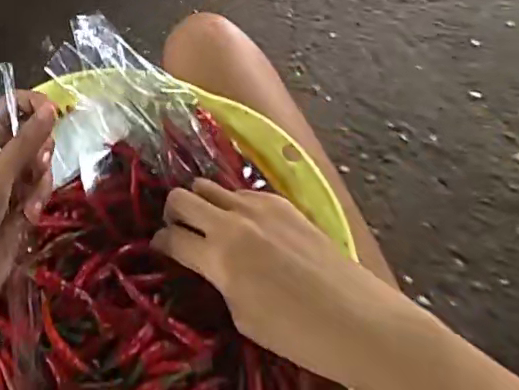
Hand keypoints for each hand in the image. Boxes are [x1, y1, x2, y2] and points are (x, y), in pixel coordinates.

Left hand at [0, 92, 58, 330]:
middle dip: (39, 152)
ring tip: (29, 202)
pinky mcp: (22, 205)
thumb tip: (50, 107)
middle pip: (31, 136)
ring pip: (40, 164)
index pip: (9, 107)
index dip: (31, 105)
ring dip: (40, 182)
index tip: (54, 112)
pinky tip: (30, 216)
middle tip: (37, 166)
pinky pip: (41, 189)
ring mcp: (10, 182)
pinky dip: (39, 201)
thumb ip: (26, 141)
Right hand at [153, 180, 429, 386]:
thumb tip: (204, 262)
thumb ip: (216, 280)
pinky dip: (233, 205)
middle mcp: (232, 222)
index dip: (159, 243)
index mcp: (220, 259)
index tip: (159, 248)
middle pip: (180, 196)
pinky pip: (240, 192)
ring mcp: (257, 206)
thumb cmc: (299, 333)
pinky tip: (248, 228)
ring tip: (210, 223)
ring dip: (201, 203)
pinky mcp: (279, 200)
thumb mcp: (243, 316)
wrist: (360, 320)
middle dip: (172, 213)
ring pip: (208, 186)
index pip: (170, 238)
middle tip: (179, 229)